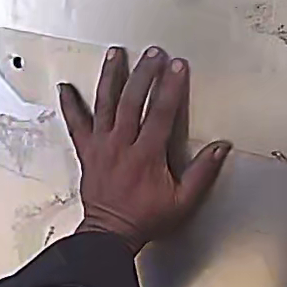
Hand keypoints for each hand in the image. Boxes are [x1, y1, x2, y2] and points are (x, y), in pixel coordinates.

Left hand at [59, 45, 230, 252]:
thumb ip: (202, 172)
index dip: (171, 87)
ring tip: (115, 54)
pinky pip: (76, 124)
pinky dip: (70, 105)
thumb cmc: (147, 218)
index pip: (162, 113)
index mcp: (147, 155)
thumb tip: (222, 148)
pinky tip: (64, 88)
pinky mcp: (87, 151)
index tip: (177, 66)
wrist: (111, 233)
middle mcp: (122, 145)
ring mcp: (102, 146)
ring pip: (105, 104)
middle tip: (152, 53)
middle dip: (144, 73)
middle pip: (132, 100)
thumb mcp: (183, 201)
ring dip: (111, 77)